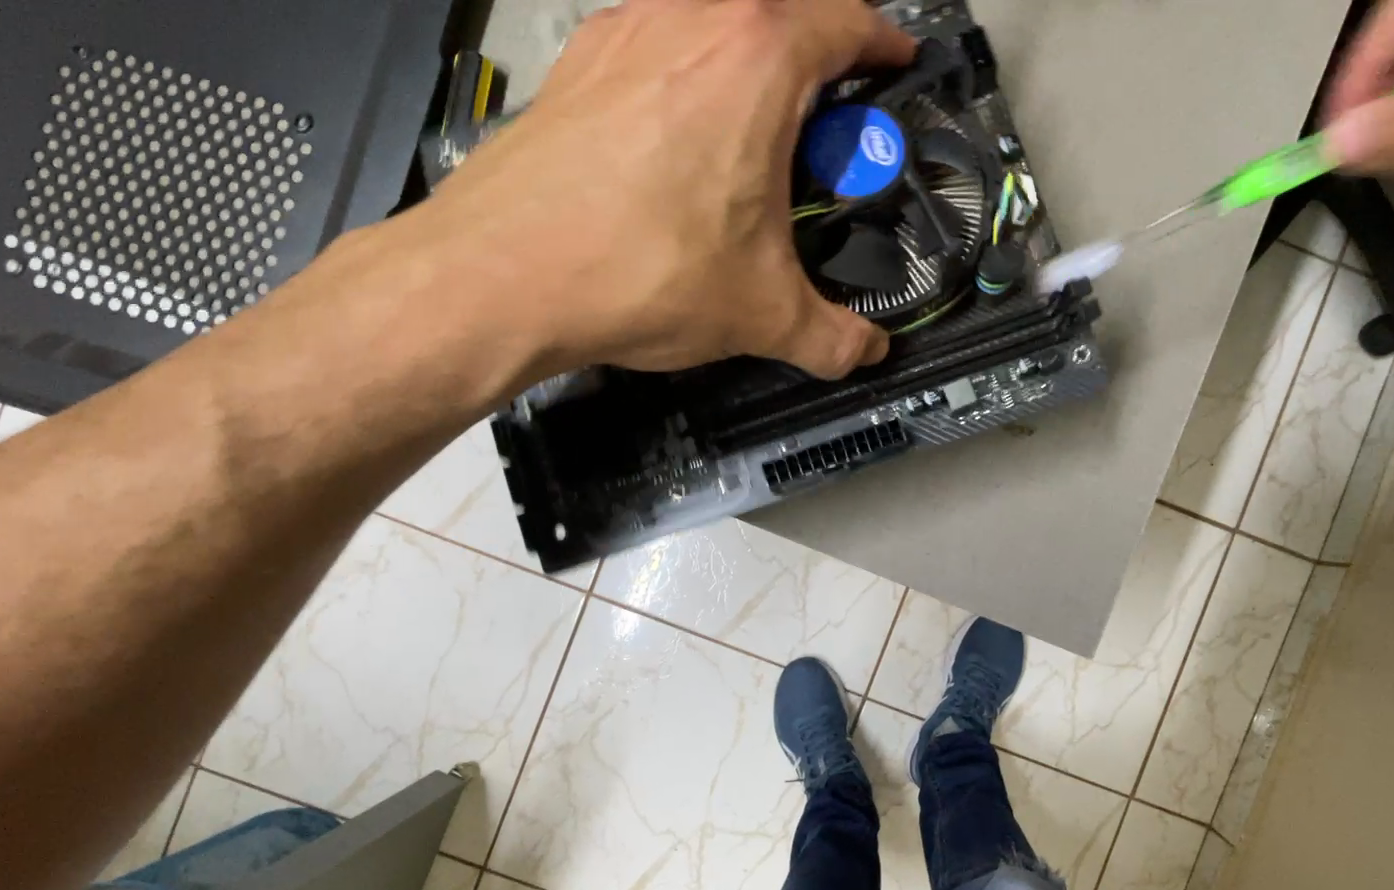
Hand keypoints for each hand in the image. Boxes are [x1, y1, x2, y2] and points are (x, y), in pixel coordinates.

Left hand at [389, 0, 914, 390]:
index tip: (893, 69)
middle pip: (779, 15)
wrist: (500, 275)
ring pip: (712, 22)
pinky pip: (655, 46)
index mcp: (758, 60)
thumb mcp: (763, 315)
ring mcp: (626, 30)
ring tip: (750, 138)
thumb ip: (832, 336)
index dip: (880, 46)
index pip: (845, 22)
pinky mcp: (579, 62)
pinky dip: (685, 77)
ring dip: (746, 66)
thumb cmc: (643, 272)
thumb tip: (867, 353)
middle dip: (814, 63)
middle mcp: (692, 18)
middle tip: (823, 133)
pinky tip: (678, 144)